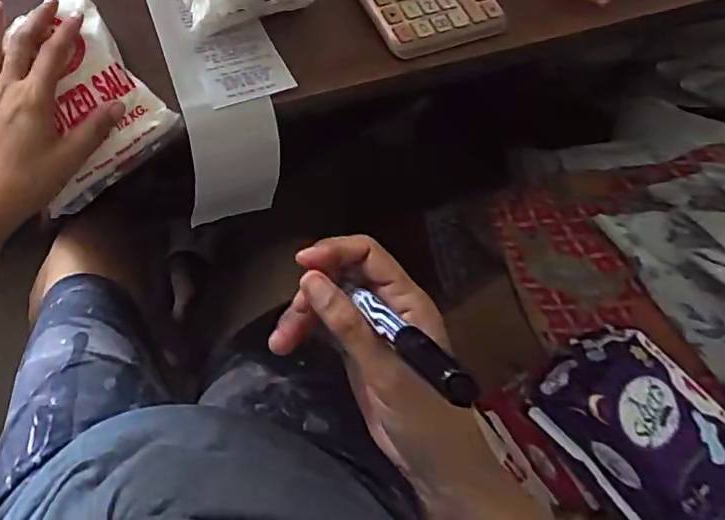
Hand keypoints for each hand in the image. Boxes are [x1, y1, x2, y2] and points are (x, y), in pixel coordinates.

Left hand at [0, 0, 121, 244]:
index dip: (66, 32)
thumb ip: (94, 130)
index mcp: (34, 97)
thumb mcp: (68, 158)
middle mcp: (8, 88)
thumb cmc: (28, 182)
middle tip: (49, 1)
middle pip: (21, 44)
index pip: (54, 55)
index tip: (77, 14)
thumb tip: (119, 104)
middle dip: (36, 19)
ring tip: (0, 6)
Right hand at [269, 236, 545, 519]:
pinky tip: (285, 343)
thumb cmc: (429, 421)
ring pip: (326, 298)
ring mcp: (371, 326)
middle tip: (293, 311)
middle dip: (311, 288)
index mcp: (407, 303)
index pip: (368, 255)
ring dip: (301, 313)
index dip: (334, 251)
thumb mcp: (387, 371)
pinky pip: (323, 323)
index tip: (303, 263)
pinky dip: (302, 330)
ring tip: (282, 338)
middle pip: (341, 273)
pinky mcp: (356, 347)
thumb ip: (349, 324)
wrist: (442, 475)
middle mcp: (388, 307)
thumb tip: (310, 279)